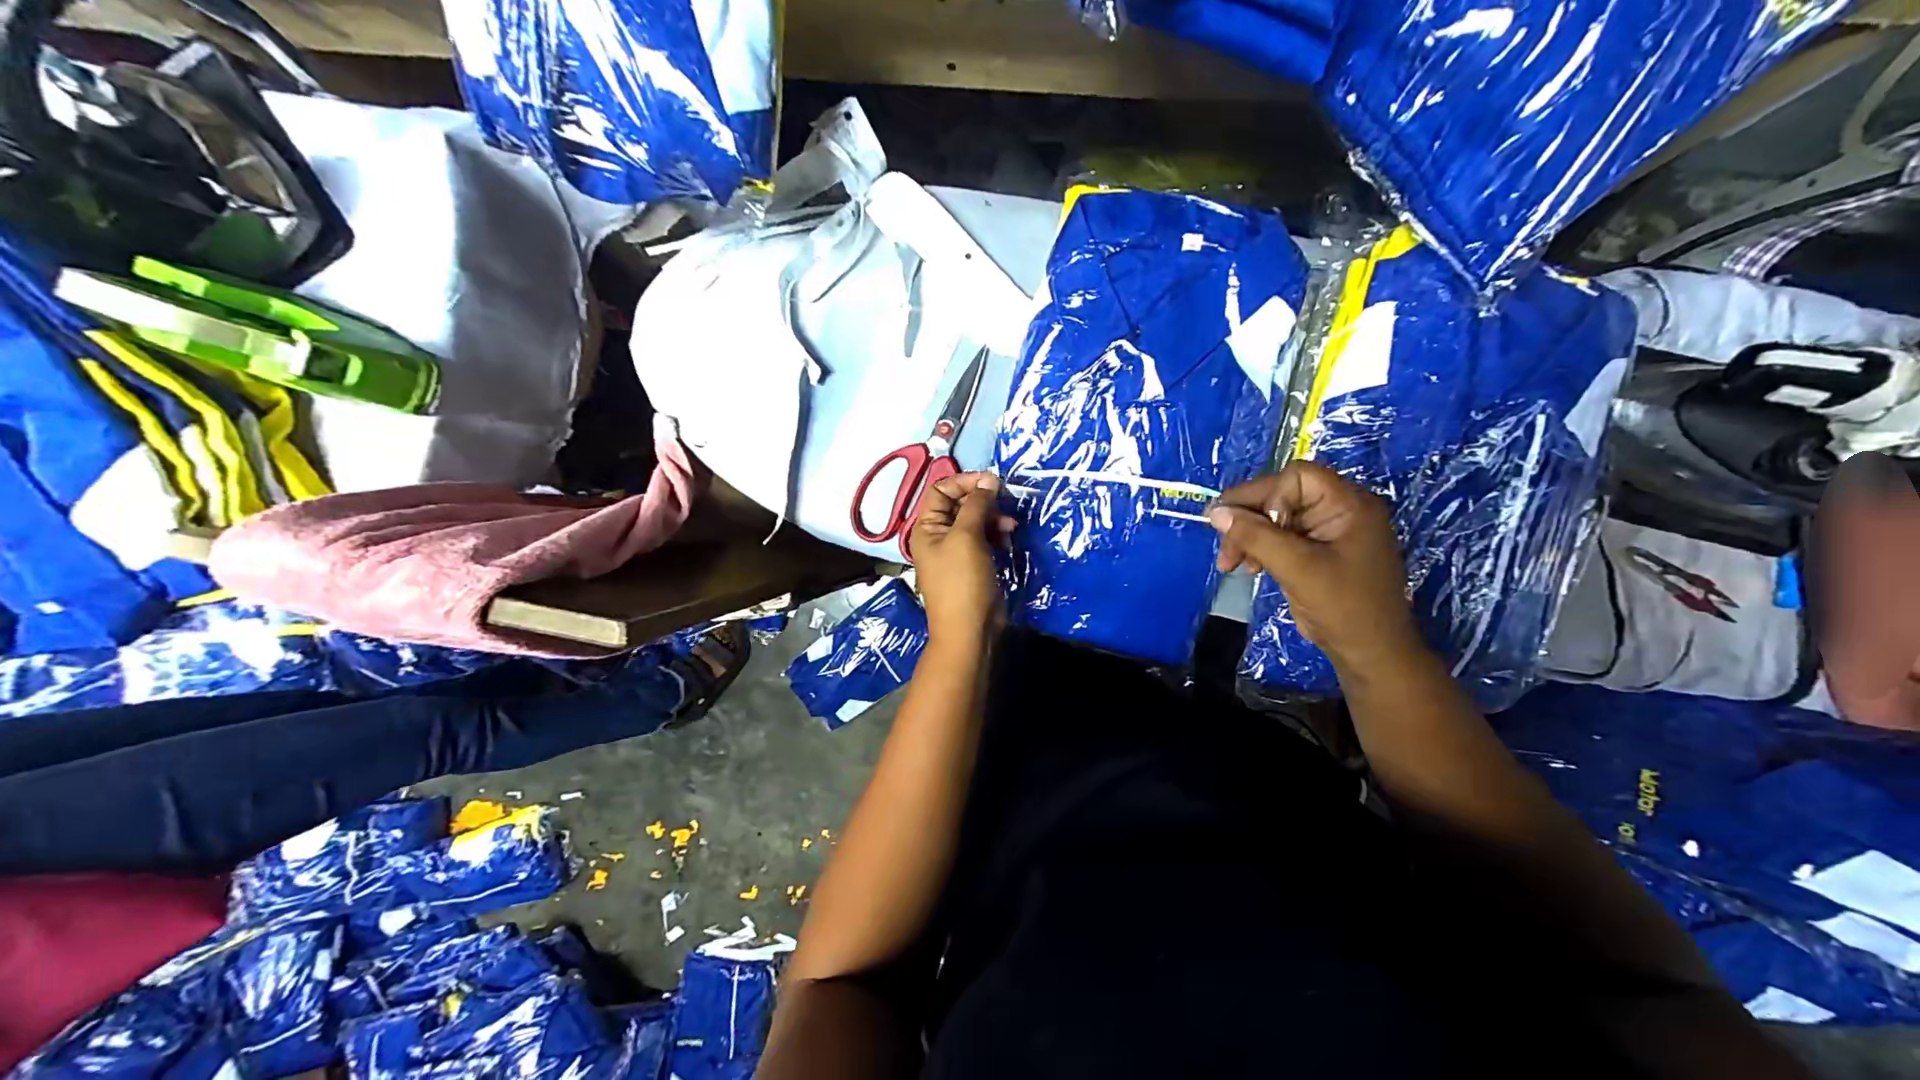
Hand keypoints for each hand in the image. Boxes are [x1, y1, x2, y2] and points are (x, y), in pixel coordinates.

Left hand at [910, 471, 1015, 643]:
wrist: (970, 629)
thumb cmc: (963, 581)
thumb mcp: (968, 536)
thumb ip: (977, 504)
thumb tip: (989, 479)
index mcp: (926, 526)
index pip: (942, 490)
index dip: (966, 482)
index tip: (993, 482)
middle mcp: (938, 535)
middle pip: (960, 504)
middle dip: (984, 501)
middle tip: (1006, 504)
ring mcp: (956, 551)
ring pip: (976, 521)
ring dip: (994, 518)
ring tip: (1010, 527)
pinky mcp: (973, 564)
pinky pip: (984, 539)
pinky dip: (996, 535)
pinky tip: (1008, 540)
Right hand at [1207, 461, 1423, 670]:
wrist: (1370, 652)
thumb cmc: (1345, 607)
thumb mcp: (1298, 568)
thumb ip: (1256, 537)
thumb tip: (1216, 513)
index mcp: (1348, 504)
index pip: (1297, 477)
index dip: (1268, 496)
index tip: (1249, 528)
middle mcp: (1338, 510)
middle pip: (1281, 495)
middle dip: (1249, 519)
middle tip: (1224, 548)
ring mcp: (1327, 531)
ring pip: (1274, 517)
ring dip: (1248, 536)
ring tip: (1231, 564)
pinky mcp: (1315, 550)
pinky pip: (1278, 536)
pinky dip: (1258, 548)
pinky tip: (1247, 566)